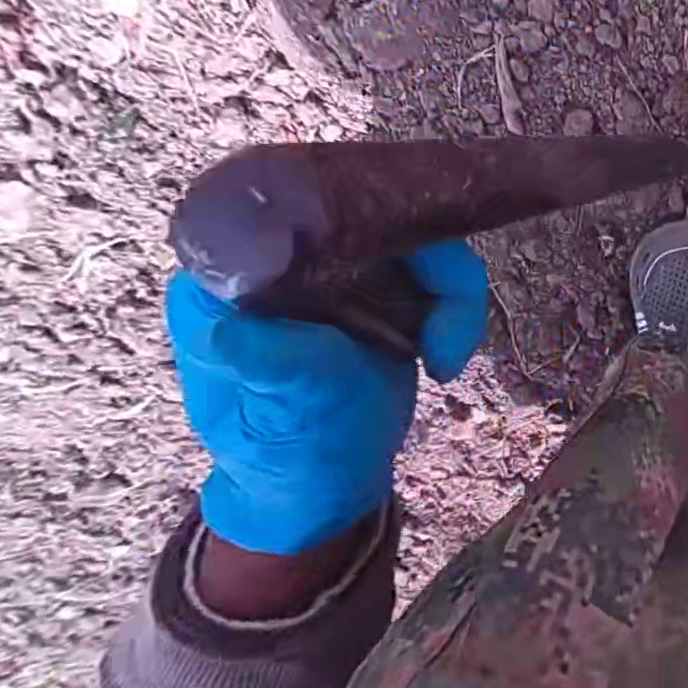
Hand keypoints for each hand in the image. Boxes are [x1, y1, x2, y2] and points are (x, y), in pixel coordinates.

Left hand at [166, 239, 488, 554]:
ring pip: (423, 240)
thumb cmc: (288, 449)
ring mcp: (346, 270)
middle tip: (445, 334)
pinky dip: (459, 308)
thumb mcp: (275, 411)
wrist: (331, 480)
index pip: (301, 206)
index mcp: (238, 275)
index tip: (409, 257)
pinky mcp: (390, 288)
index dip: (362, 213)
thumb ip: (267, 365)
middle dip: (432, 268)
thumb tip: (229, 324)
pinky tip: (445, 357)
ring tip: (446, 356)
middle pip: (380, 214)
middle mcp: (293, 257)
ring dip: (454, 295)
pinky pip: (442, 272)